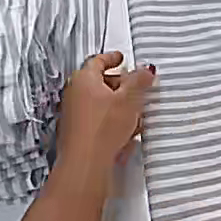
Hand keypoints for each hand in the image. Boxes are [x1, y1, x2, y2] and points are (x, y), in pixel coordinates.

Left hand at [21, 52, 155, 220]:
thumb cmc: (102, 129)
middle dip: (119, 83)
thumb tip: (146, 70)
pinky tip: (128, 131)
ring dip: (118, 104)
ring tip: (137, 111)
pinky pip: (99, 120)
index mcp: (84, 79)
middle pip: (99, 82)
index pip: (98, 61)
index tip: (121, 58)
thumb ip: (140, 81)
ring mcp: (75, 115)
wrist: (86, 163)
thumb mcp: (130, 100)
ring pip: (100, 103)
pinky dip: (113, 120)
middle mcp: (75, 94)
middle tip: (136, 85)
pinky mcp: (80, 133)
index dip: (112, 58)